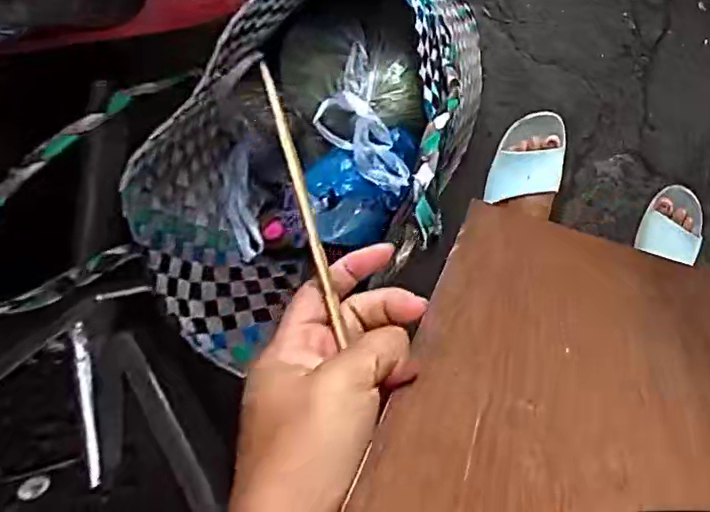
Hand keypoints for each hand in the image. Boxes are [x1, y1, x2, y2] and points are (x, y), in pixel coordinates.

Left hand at [231, 243, 427, 511]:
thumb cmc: (301, 457)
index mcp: (289, 353)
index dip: (354, 266)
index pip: (321, 291)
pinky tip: (408, 390)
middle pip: (356, 319)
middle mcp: (307, 372)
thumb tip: (399, 341)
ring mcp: (328, 401)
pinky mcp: (347, 427)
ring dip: (397, 354)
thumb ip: (378, 341)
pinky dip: (398, 382)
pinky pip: (380, 387)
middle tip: (420, 315)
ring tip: (409, 369)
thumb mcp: (343, 379)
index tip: (386, 253)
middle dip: (389, 313)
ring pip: (374, 354)